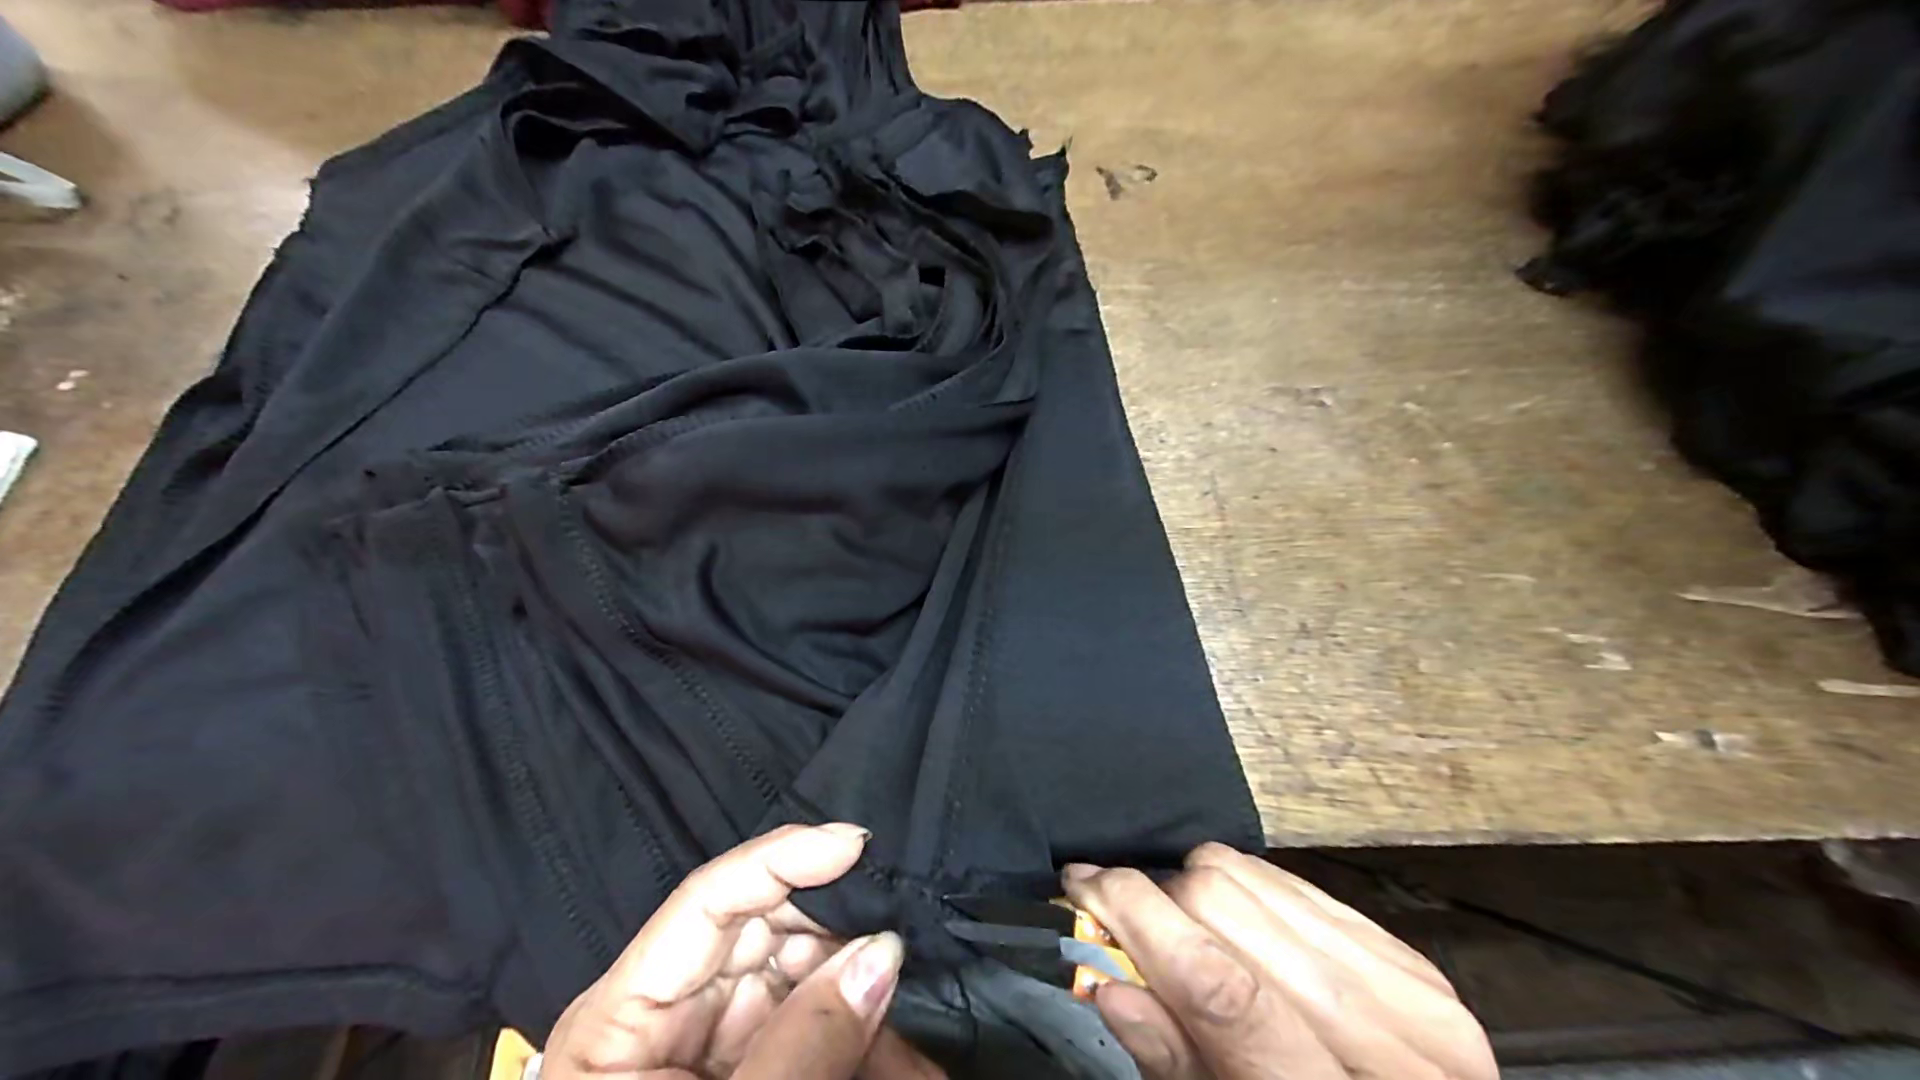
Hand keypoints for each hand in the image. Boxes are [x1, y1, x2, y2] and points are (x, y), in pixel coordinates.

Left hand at [543, 823, 943, 1079]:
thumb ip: (803, 1044)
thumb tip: (884, 949)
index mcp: (624, 1013)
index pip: (709, 900)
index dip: (784, 858)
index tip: (857, 843)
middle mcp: (669, 1005)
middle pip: (761, 925)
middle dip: (835, 920)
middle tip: (902, 924)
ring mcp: (712, 1034)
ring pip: (796, 964)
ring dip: (855, 970)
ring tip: (910, 983)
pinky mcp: (751, 1059)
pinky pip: (810, 1014)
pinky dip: (854, 1022)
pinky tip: (899, 1041)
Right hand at [1063, 844, 1496, 1079]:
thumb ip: (1175, 1065)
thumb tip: (1106, 984)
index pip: (1224, 992)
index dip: (1139, 925)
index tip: (1080, 888)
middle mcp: (1396, 1044)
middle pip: (1230, 910)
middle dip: (1154, 901)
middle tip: (1117, 918)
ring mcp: (1410, 992)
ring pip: (1251, 877)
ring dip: (1188, 888)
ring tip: (1173, 923)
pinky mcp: (1406, 956)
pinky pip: (1285, 878)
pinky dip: (1236, 888)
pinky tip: (1226, 924)